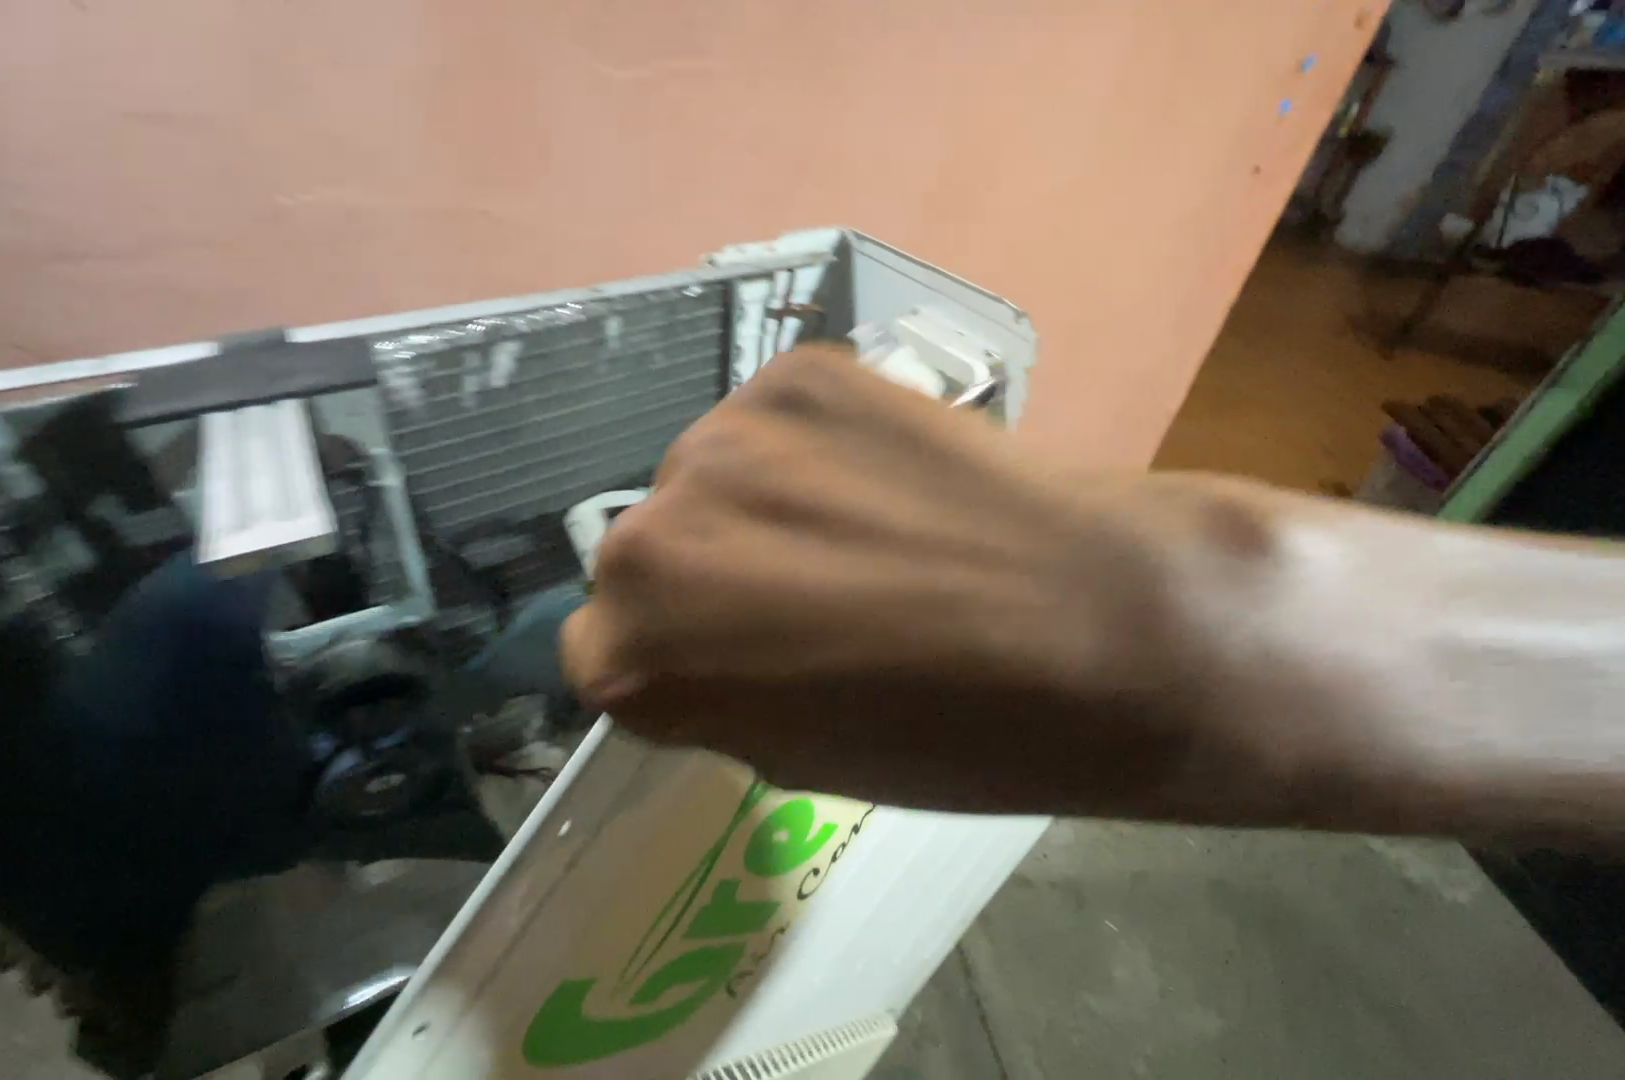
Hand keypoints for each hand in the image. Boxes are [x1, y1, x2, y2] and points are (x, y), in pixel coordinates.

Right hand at [560, 343, 1258, 817]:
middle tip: (799, 591)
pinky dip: (811, 445)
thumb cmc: (946, 735)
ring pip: (708, 475)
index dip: (670, 652)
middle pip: (643, 550)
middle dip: (704, 573)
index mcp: (630, 652)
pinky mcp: (796, 372)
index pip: (599, 642)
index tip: (728, 655)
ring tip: (855, 526)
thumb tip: (690, 639)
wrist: (1107, 626)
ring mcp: (718, 438)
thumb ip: (702, 688)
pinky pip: (773, 417)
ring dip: (755, 500)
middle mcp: (642, 536)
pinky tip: (883, 472)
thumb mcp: (787, 755)